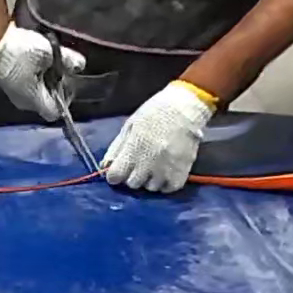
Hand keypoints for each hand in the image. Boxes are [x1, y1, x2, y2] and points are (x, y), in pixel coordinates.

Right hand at [0, 26, 85, 121]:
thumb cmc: (22, 52)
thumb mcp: (49, 53)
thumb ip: (67, 60)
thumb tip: (80, 66)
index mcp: (34, 100)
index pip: (54, 113)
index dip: (65, 101)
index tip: (68, 83)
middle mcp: (24, 104)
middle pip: (47, 104)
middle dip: (56, 88)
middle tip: (60, 69)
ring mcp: (15, 97)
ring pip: (38, 96)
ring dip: (46, 83)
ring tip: (48, 64)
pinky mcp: (10, 88)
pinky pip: (29, 90)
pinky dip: (36, 80)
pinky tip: (37, 64)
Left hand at [101, 81, 217, 191]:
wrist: (187, 104)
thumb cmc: (154, 113)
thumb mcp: (129, 127)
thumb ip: (116, 149)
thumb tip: (104, 167)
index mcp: (132, 150)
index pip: (114, 177)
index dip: (115, 174)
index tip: (120, 169)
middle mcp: (148, 162)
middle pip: (132, 183)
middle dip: (133, 176)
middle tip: (140, 165)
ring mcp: (166, 167)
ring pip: (151, 187)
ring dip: (150, 180)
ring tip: (155, 167)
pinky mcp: (182, 169)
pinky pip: (169, 188)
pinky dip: (166, 184)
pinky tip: (166, 173)